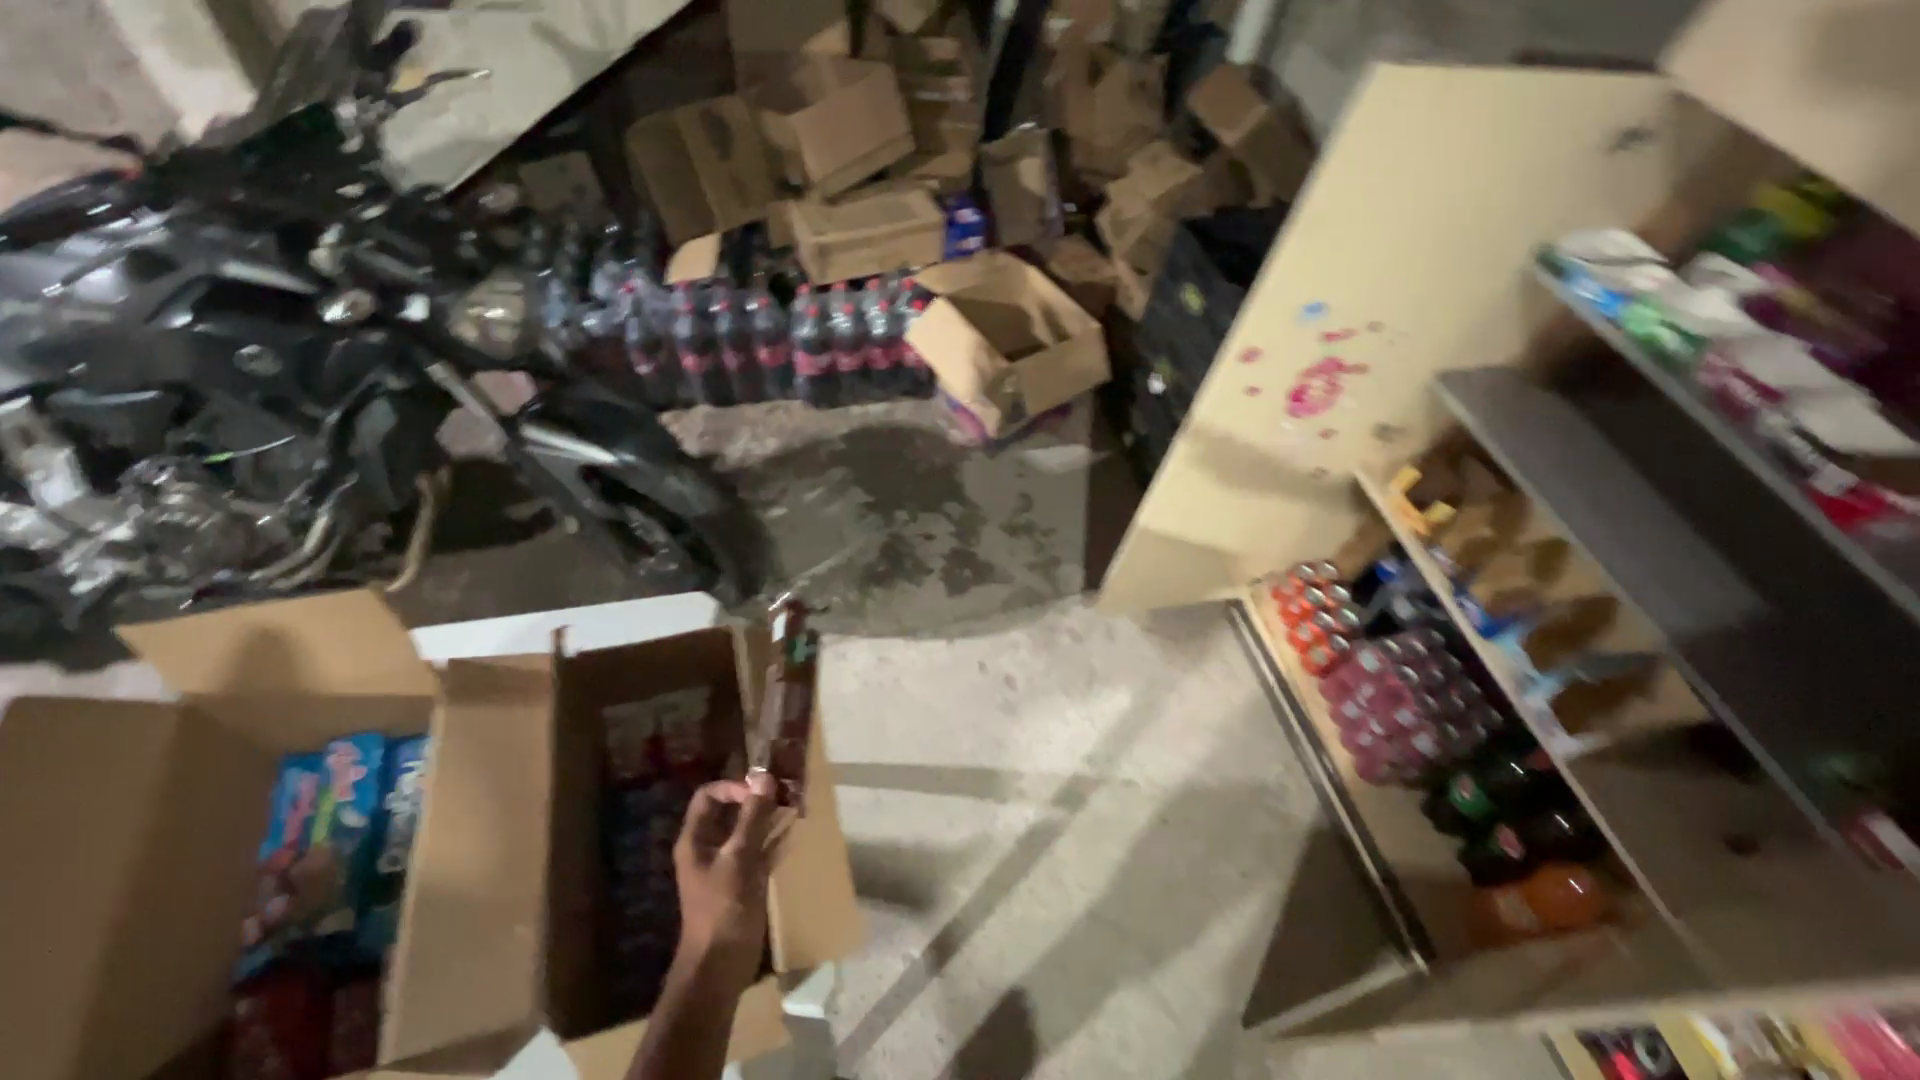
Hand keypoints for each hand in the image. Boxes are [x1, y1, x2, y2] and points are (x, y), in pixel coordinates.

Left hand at [672, 771, 778, 987]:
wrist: (720, 965)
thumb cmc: (723, 907)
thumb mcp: (739, 858)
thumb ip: (753, 818)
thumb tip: (764, 777)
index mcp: (696, 839)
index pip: (709, 796)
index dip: (734, 788)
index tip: (761, 793)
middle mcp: (708, 848)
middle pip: (730, 812)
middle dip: (757, 801)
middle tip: (786, 793)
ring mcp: (726, 866)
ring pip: (747, 832)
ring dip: (769, 819)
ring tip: (795, 808)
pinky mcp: (743, 882)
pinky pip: (759, 853)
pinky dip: (774, 842)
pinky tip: (795, 835)